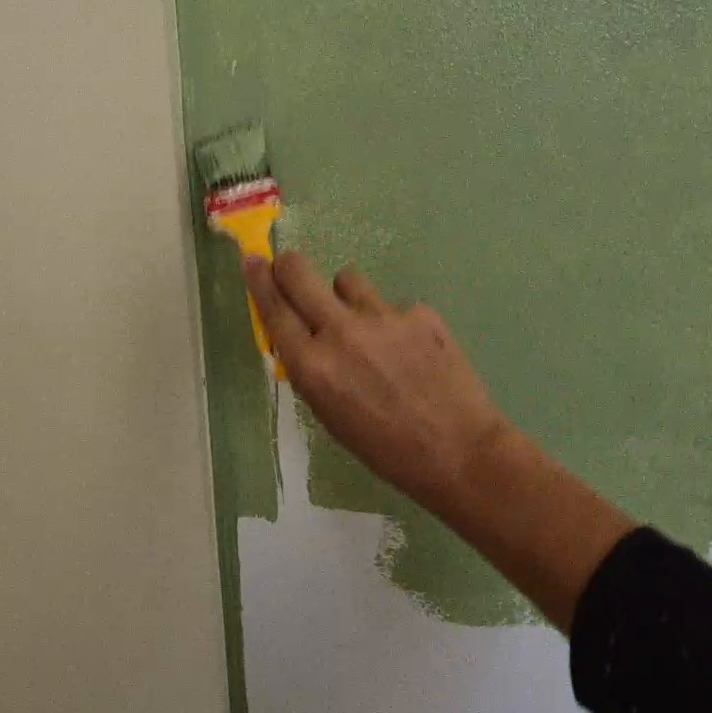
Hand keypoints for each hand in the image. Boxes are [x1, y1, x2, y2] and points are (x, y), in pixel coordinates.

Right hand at [243, 252, 516, 515]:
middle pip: (299, 272)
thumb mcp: (330, 415)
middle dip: (288, 265)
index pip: (273, 308)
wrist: (459, 452)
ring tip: (365, 326)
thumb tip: (300, 338)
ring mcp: (382, 317)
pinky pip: (391, 305)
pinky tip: (411, 352)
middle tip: (288, 267)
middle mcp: (340, 332)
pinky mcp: (418, 312)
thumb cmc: (385, 449)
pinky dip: (393, 322)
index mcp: (312, 366)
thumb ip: (311, 370)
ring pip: (347, 280)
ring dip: (345, 296)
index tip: (252, 260)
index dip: (258, 280)